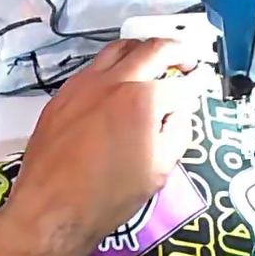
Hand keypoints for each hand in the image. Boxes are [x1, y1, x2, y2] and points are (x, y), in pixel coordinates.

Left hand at [4, 38, 200, 255]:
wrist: (52, 208)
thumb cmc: (106, 196)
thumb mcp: (159, 170)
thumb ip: (178, 133)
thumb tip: (179, 113)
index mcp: (144, 101)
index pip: (183, 83)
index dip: (199, 80)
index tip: (203, 78)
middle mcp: (115, 82)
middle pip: (153, 49)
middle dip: (177, 50)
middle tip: (186, 59)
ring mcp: (85, 84)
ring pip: (120, 47)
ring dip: (144, 48)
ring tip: (154, 58)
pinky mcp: (64, 93)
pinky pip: (94, 66)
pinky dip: (114, 65)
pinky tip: (119, 81)